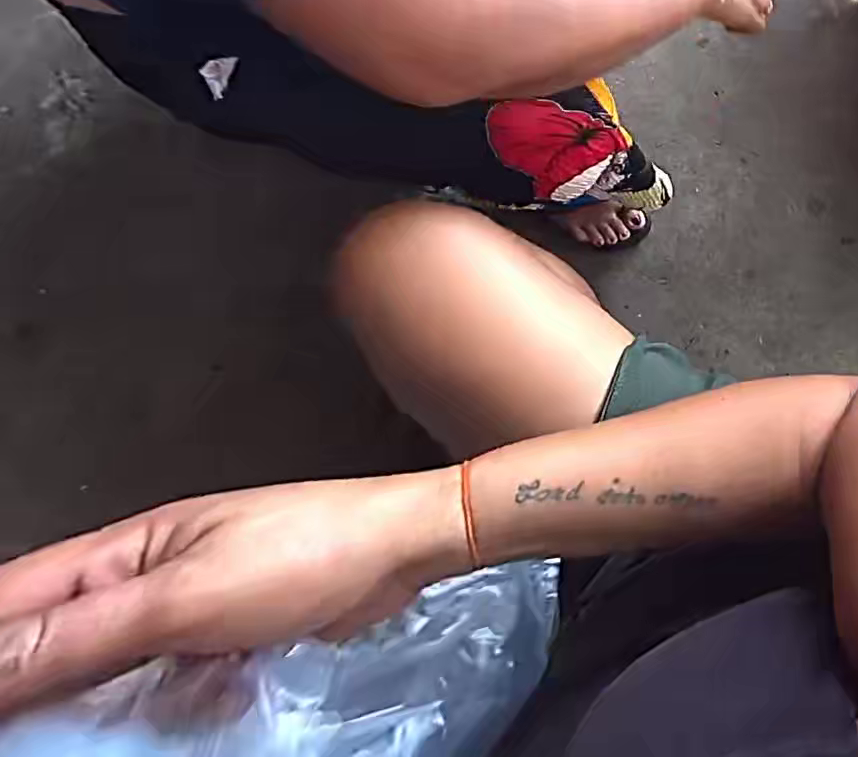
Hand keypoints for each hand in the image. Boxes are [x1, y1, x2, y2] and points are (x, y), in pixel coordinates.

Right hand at [0, 473, 460, 713]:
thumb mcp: (183, 596)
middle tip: (79, 717)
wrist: (411, 547)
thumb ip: (68, 636)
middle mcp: (155, 574)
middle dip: (47, 693)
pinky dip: (182, 696)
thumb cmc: (314, 553)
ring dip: (119, 702)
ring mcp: (198, 604)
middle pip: (51, 649)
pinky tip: (214, 694)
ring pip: (110, 675)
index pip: (7, 604)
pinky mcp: (236, 628)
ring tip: (176, 690)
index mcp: (131, 549)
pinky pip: (174, 678)